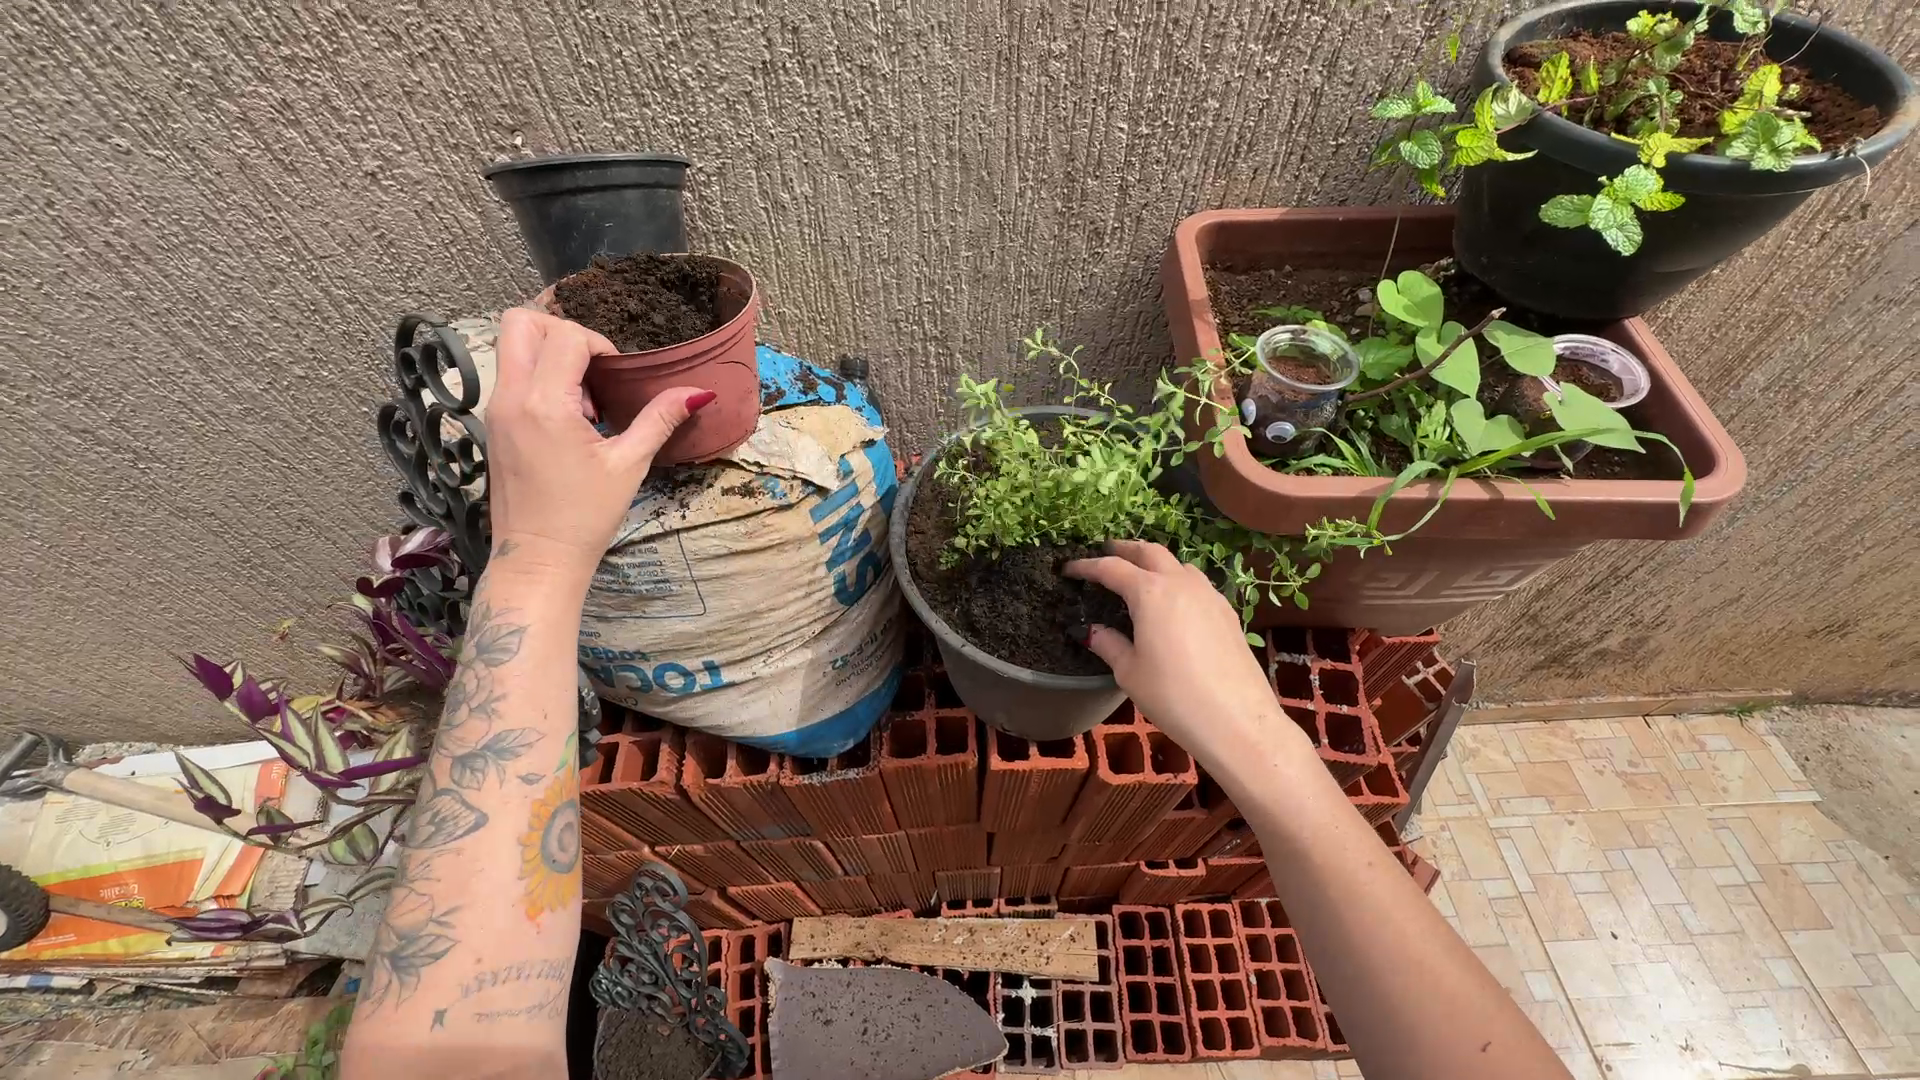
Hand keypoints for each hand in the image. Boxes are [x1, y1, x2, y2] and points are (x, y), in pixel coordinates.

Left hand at [484, 308, 712, 581]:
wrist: (539, 558)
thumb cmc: (587, 515)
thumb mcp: (630, 464)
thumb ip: (660, 419)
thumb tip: (699, 392)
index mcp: (545, 404)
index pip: (566, 336)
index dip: (599, 345)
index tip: (618, 379)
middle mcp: (510, 397)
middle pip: (521, 322)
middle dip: (563, 331)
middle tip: (595, 368)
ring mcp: (495, 410)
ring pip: (511, 345)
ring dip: (550, 353)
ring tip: (584, 398)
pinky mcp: (493, 424)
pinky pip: (511, 374)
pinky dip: (540, 376)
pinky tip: (570, 418)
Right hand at [1064, 541, 1303, 756]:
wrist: (1237, 721)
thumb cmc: (1173, 696)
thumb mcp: (1130, 673)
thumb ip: (1109, 645)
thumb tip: (1093, 630)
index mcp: (1150, 593)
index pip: (1111, 568)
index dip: (1086, 566)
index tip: (1068, 569)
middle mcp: (1181, 584)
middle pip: (1150, 552)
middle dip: (1125, 549)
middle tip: (1105, 552)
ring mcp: (1209, 595)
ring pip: (1178, 564)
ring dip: (1155, 562)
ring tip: (1140, 574)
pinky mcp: (1227, 613)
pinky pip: (1196, 584)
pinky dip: (1177, 581)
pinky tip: (1173, 602)